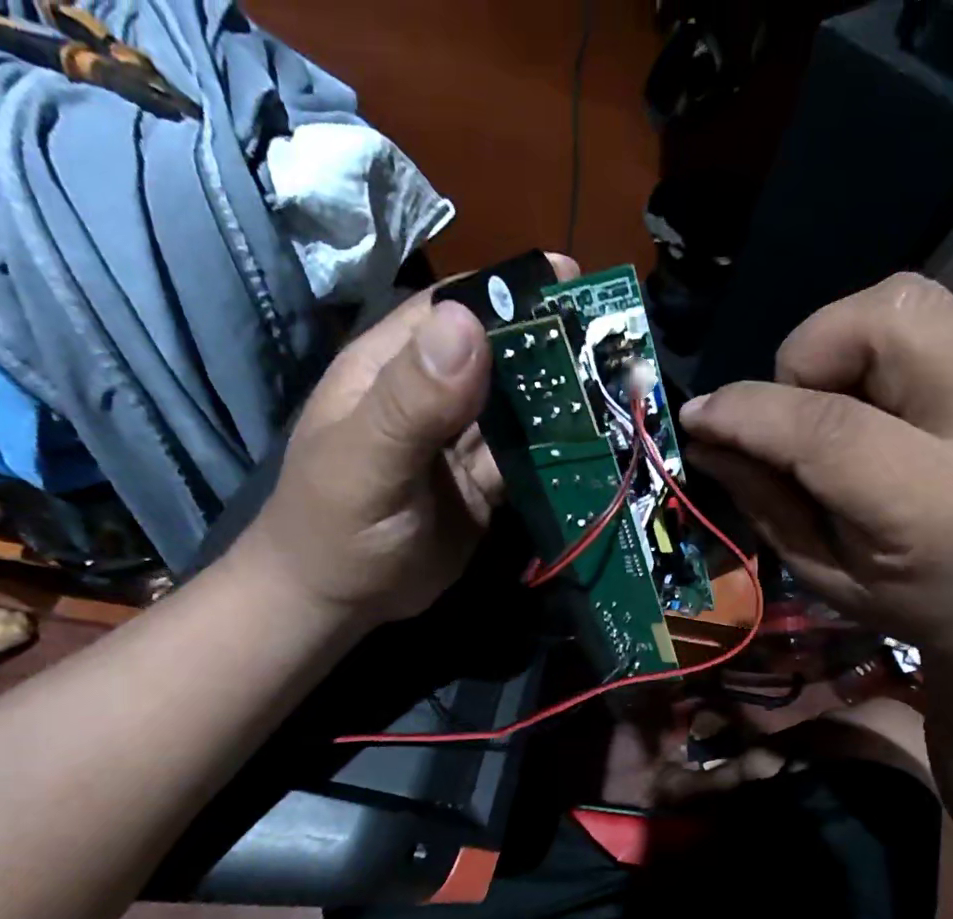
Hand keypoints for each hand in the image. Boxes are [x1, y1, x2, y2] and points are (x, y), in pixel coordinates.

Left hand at [233, 256, 577, 627]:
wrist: (335, 604)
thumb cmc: (333, 530)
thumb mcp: (365, 462)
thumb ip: (411, 400)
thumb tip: (467, 322)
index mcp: (393, 367)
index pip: (453, 307)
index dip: (506, 290)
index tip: (569, 281)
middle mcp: (433, 393)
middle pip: (499, 353)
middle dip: (552, 344)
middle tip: (613, 342)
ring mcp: (462, 439)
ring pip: (520, 405)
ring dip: (564, 398)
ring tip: (620, 388)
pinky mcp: (486, 482)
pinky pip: (529, 457)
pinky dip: (560, 452)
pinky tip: (599, 445)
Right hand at [678, 274, 952, 662]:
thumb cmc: (901, 602)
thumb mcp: (818, 571)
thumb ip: (763, 497)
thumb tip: (703, 434)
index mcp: (936, 507)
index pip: (833, 430)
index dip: (752, 413)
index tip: (699, 417)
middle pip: (895, 320)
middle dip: (809, 349)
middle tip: (788, 406)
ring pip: (907, 302)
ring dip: (834, 341)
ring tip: (820, 402)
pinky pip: (915, 319)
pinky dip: (858, 345)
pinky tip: (853, 398)